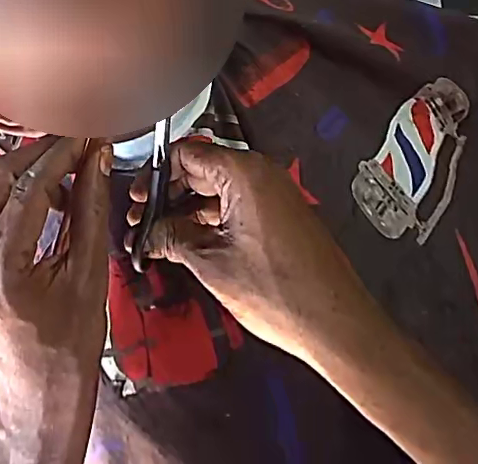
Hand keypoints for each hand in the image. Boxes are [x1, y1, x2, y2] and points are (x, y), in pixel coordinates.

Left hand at [0, 137, 111, 463]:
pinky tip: (37, 197)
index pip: (29, 187)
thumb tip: (96, 164)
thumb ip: (91, 212)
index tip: (83, 139)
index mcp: (2, 271)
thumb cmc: (64, 362)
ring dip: (24, 171)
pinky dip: (9, 194)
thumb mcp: (89, 280)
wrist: (38, 405)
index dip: (60, 154)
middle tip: (73, 144)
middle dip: (39, 153)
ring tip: (61, 169)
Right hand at [129, 139, 376, 362]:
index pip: (184, 153)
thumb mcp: (212, 264)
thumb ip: (173, 238)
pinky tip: (190, 240)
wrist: (338, 326)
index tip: (139, 196)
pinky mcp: (279, 212)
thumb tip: (151, 234)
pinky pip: (235, 201)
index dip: (155, 174)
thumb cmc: (285, 294)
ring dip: (187, 208)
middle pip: (199, 167)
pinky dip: (210, 216)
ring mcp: (272, 192)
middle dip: (168, 193)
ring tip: (161, 235)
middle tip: (144, 219)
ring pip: (215, 187)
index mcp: (243, 173)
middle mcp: (260, 173)